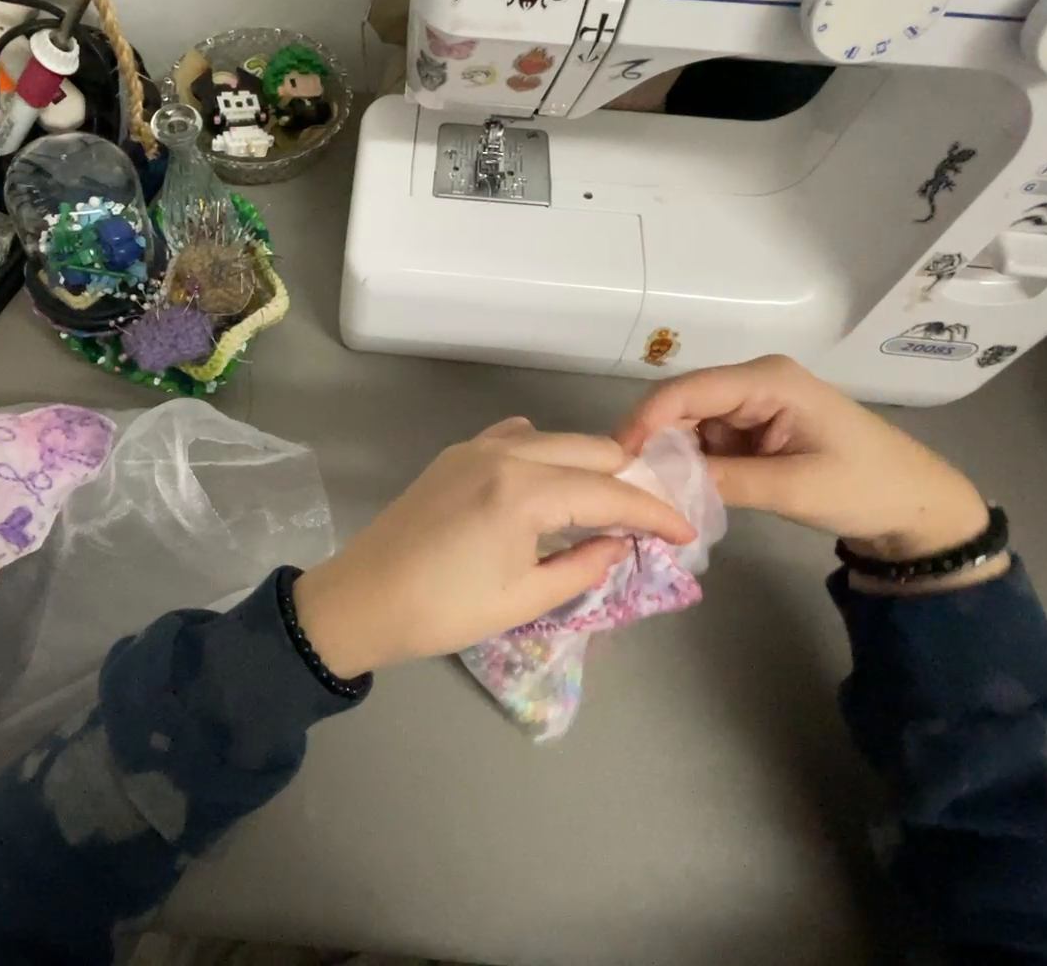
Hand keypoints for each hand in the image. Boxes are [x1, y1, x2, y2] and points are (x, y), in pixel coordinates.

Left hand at [291, 419, 696, 676]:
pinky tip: (548, 478)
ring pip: (554, 438)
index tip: (685, 533)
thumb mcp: (524, 599)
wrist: (361, 600)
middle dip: (628, 480)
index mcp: (524, 491)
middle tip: (649, 518)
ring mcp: (474, 447)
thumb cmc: (442, 611)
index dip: (654, 514)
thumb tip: (621, 542)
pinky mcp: (454, 454)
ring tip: (605, 502)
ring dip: (588, 463)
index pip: (610, 492)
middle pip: (589, 450)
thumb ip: (584, 565)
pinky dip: (544, 451)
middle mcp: (504, 453)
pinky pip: (514, 437)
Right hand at [614, 356, 991, 563]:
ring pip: (683, 425)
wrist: (917, 509)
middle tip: (624, 482)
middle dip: (649, 440)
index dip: (645, 420)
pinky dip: (684, 465)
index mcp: (767, 381)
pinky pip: (700, 442)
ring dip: (665, 456)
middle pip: (678, 404)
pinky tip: (673, 489)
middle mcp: (751, 384)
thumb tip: (656, 484)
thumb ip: (723, 480)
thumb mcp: (794, 488)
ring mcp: (748, 406)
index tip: (617, 460)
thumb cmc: (867, 488)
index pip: (686, 391)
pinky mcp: (748, 430)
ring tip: (645, 491)